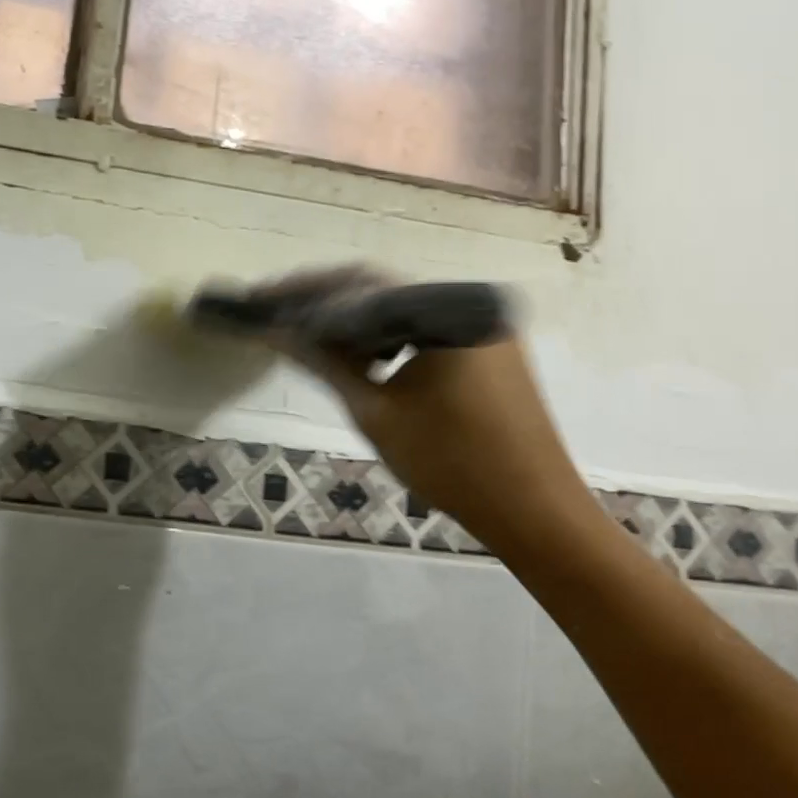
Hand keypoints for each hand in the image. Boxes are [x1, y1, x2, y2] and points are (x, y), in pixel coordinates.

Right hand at [251, 266, 594, 552]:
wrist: (537, 514)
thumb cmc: (451, 463)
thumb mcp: (374, 411)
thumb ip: (322, 363)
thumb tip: (273, 332)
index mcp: (448, 310)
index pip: (360, 283)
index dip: (303, 290)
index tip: (261, 299)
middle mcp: (472, 304)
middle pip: (381, 289)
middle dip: (325, 302)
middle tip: (275, 313)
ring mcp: (485, 327)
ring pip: (402, 308)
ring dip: (354, 320)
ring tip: (305, 336)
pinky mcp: (489, 350)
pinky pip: (425, 327)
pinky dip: (386, 336)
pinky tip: (355, 356)